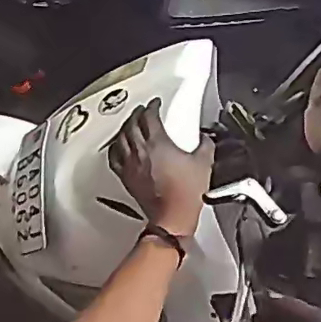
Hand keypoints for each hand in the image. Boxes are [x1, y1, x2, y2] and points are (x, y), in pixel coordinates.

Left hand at [106, 99, 213, 237]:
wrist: (172, 217)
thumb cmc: (185, 194)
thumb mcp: (204, 163)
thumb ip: (205, 145)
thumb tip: (205, 139)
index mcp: (158, 143)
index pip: (150, 116)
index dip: (152, 106)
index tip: (155, 104)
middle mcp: (140, 151)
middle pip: (133, 124)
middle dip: (137, 114)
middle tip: (142, 110)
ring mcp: (131, 164)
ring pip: (121, 138)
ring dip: (125, 127)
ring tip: (130, 124)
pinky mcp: (126, 178)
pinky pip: (114, 157)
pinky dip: (115, 148)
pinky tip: (117, 147)